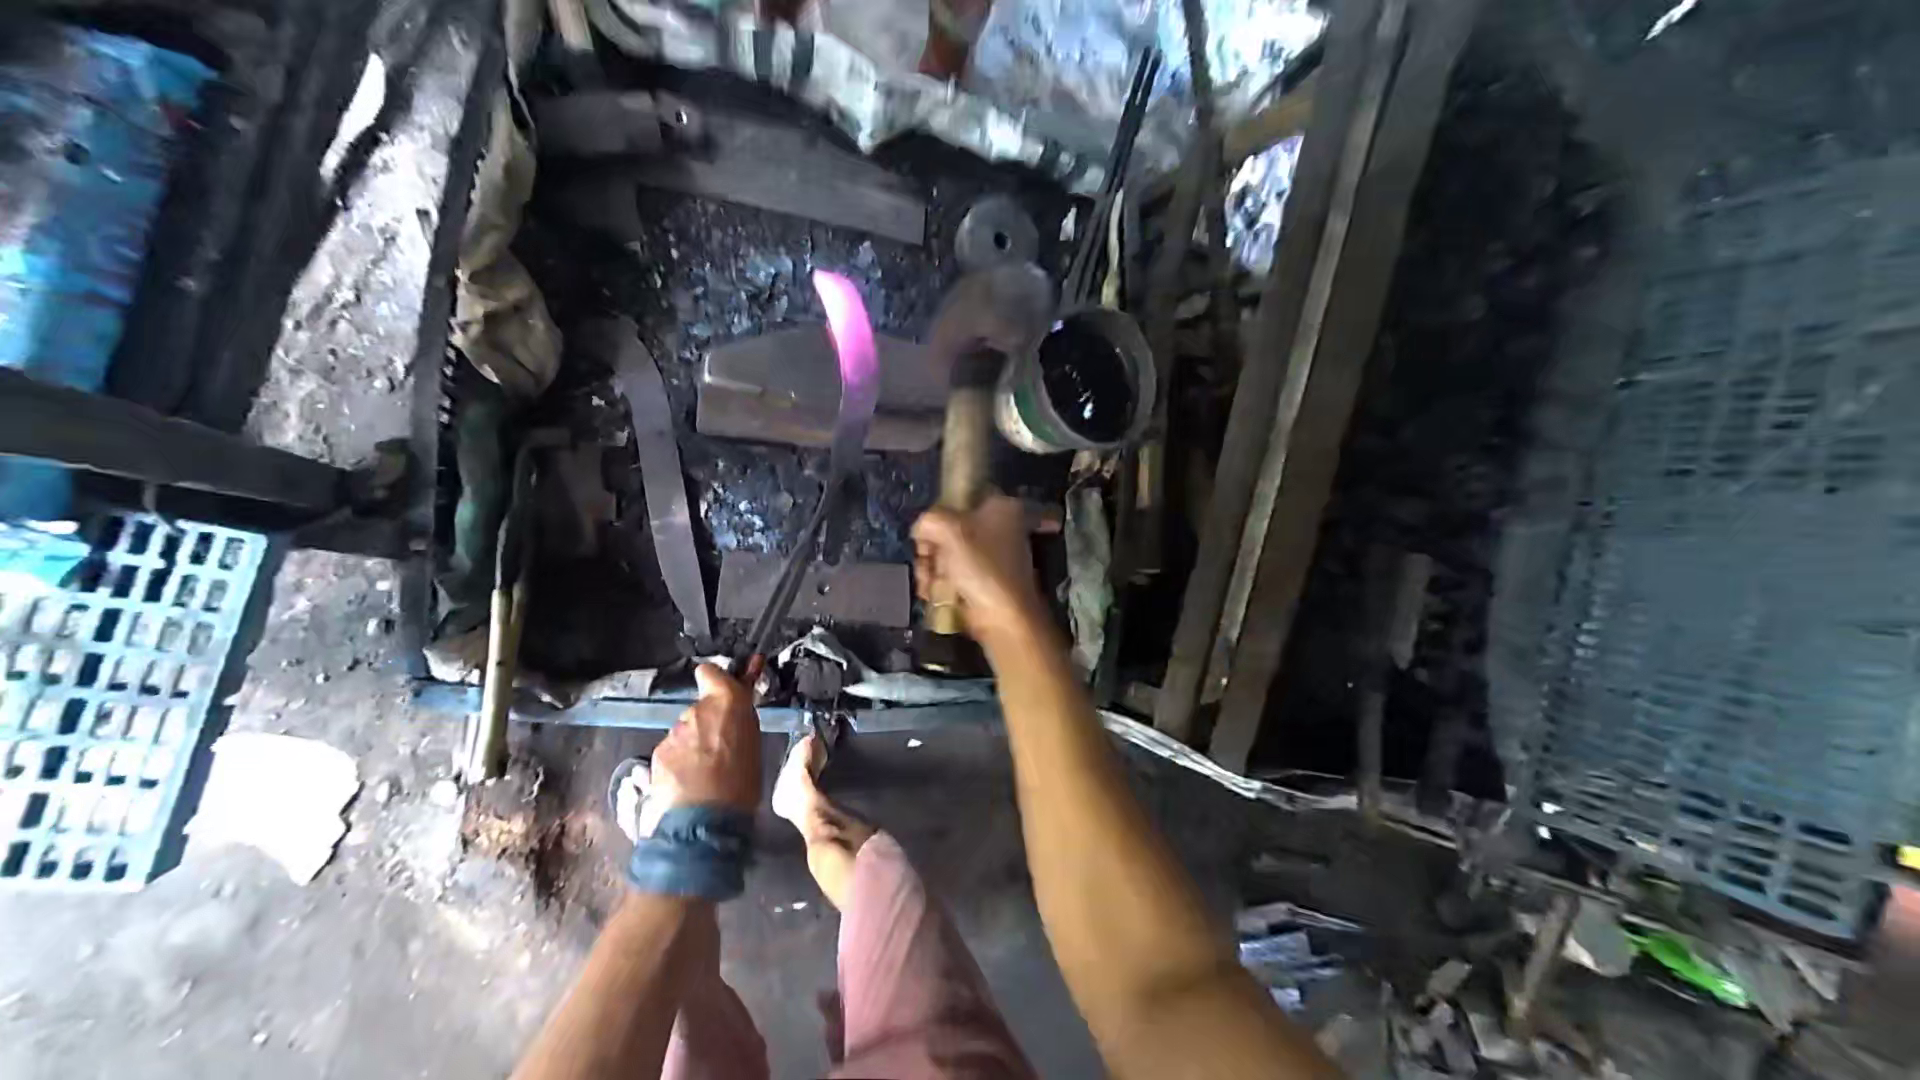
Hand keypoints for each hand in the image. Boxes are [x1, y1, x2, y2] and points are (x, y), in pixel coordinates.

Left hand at [640, 664, 761, 834]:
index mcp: (727, 702)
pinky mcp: (656, 754)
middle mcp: (696, 710)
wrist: (705, 822)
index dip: (714, 680)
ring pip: (685, 732)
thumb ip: (740, 722)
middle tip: (720, 748)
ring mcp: (673, 732)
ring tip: (704, 772)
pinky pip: (671, 752)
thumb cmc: (743, 783)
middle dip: (707, 723)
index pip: (710, 672)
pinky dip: (678, 763)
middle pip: (700, 708)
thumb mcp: (754, 745)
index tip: (722, 693)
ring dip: (692, 745)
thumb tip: (737, 712)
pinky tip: (688, 783)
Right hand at [911, 494, 1050, 647]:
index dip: (940, 512)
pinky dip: (940, 584)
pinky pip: (952, 575)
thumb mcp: (949, 529)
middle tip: (928, 560)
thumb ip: (928, 520)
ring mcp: (990, 556)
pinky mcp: (982, 581)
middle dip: (931, 548)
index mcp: (1000, 506)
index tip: (928, 530)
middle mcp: (998, 527)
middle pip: (948, 528)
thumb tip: (922, 530)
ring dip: (931, 569)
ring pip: (946, 554)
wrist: (1004, 617)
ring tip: (931, 583)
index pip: (960, 496)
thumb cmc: (982, 565)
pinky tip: (934, 593)